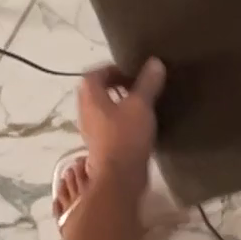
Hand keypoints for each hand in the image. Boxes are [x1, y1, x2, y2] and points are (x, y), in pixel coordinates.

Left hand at [77, 58, 166, 185]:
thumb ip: (147, 83)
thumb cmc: (126, 136)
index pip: (93, 75)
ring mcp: (92, 131)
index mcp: (91, 98)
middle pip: (96, 92)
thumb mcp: (141, 105)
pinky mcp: (101, 146)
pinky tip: (140, 126)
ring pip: (103, 110)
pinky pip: (109, 125)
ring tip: (142, 105)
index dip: (111, 69)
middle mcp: (86, 112)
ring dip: (119, 104)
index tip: (131, 72)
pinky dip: (121, 120)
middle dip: (115, 86)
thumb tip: (155, 62)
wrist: (119, 177)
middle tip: (137, 87)